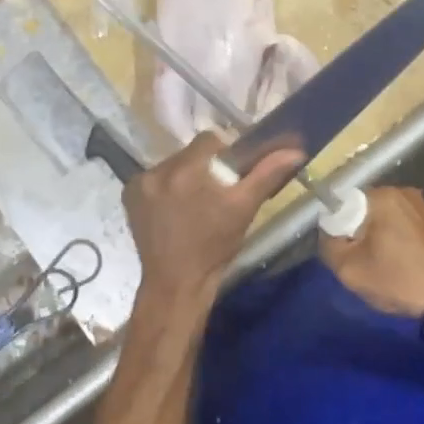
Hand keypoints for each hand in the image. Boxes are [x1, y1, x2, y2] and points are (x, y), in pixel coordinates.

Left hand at [123, 133, 303, 307]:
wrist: (176, 283)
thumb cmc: (215, 247)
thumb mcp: (244, 209)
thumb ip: (267, 174)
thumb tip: (294, 150)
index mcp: (187, 169)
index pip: (210, 140)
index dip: (224, 154)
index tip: (230, 176)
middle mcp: (159, 170)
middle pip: (189, 153)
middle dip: (203, 167)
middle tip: (213, 194)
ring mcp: (139, 183)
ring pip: (171, 165)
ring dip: (184, 177)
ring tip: (193, 205)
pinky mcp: (129, 195)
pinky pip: (153, 180)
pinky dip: (164, 189)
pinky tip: (173, 210)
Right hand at [319, 187, 423, 317]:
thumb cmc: (398, 280)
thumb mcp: (349, 269)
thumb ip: (328, 244)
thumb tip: (328, 232)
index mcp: (382, 196)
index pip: (343, 204)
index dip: (337, 228)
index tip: (343, 251)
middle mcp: (403, 192)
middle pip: (363, 209)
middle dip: (357, 231)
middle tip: (360, 259)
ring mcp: (421, 205)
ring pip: (382, 217)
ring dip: (376, 235)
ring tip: (380, 262)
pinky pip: (400, 223)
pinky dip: (393, 237)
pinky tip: (397, 259)